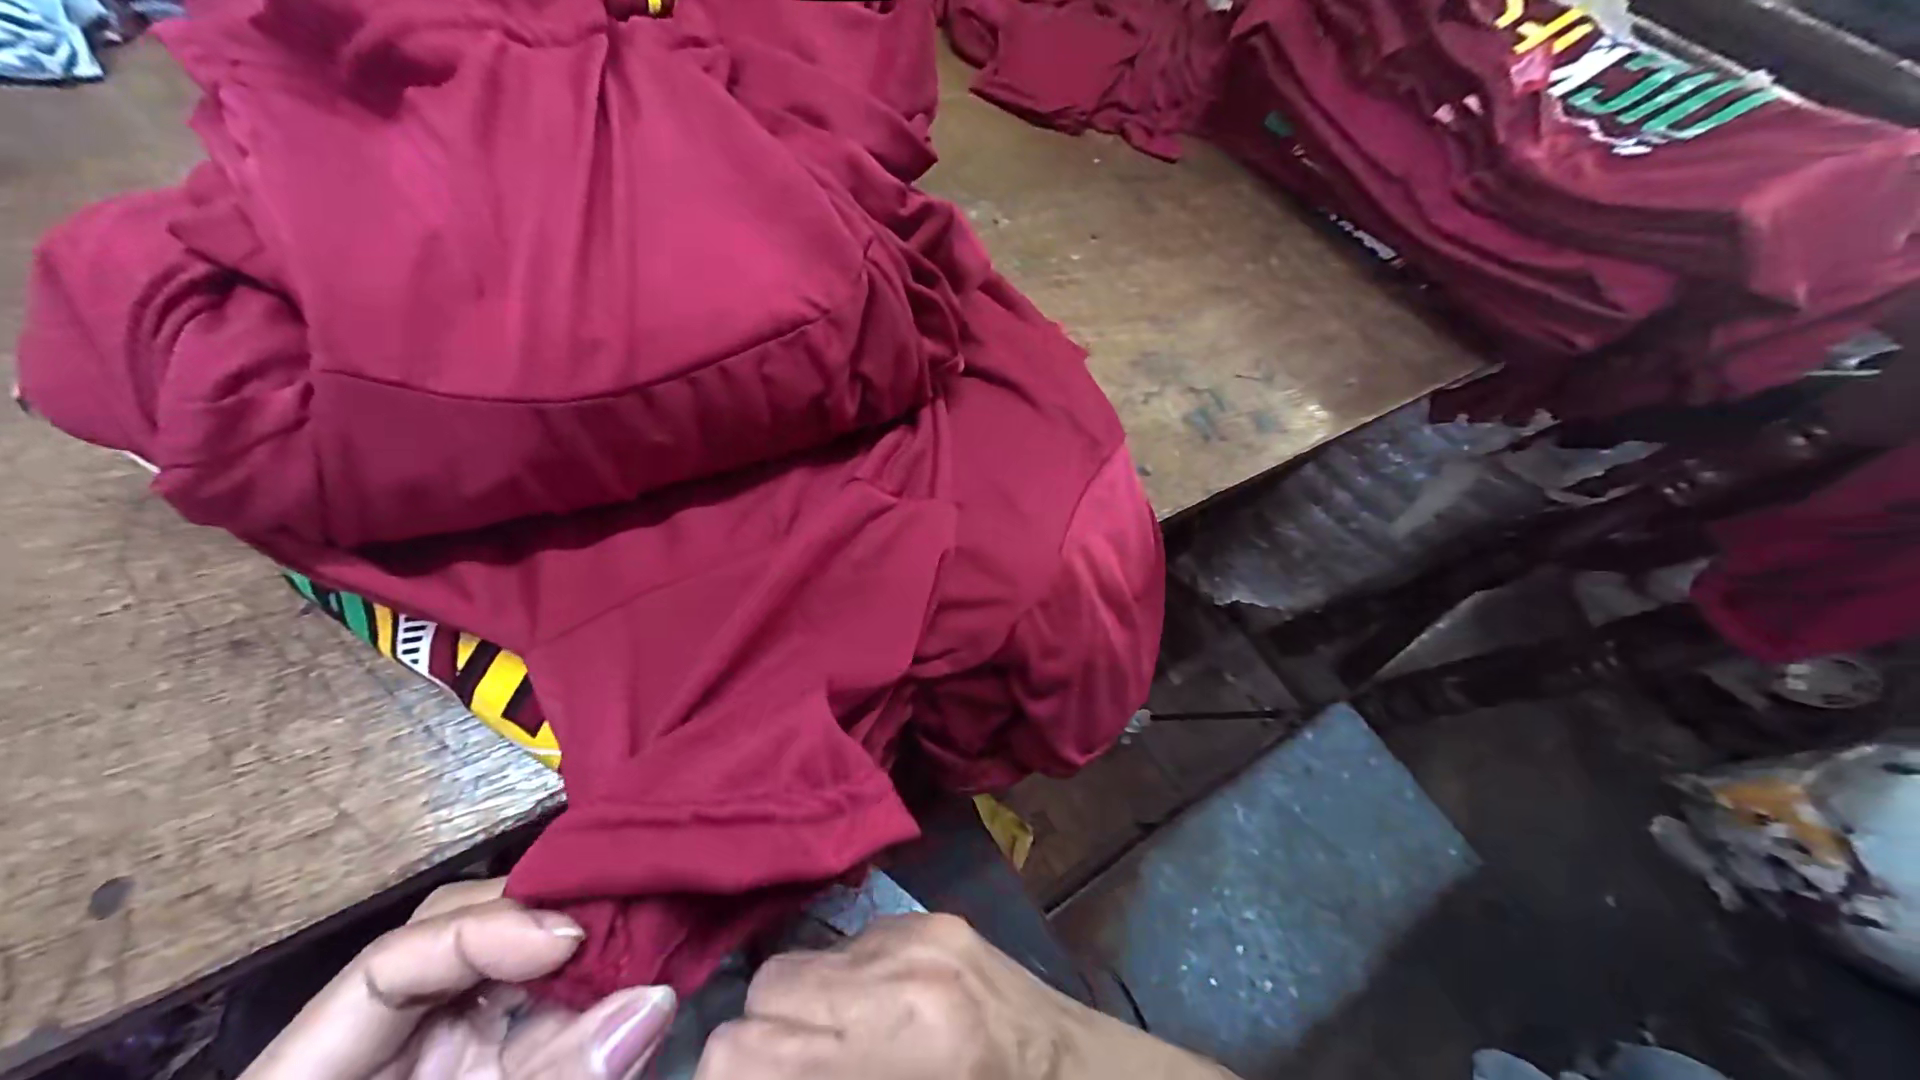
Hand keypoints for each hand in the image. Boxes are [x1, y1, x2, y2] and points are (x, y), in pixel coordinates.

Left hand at [243, 878, 676, 1079]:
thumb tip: (654, 1003)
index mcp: (316, 1079)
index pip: (390, 967)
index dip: (481, 933)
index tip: (569, 940)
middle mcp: (391, 1050)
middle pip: (464, 947)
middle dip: (550, 928)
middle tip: (629, 922)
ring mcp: (449, 1060)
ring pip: (520, 974)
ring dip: (588, 961)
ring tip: (652, 947)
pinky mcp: (499, 1071)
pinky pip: (552, 1019)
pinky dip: (601, 1008)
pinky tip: (645, 1000)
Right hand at [694, 913, 1233, 1079]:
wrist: (1081, 1076)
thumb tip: (754, 1067)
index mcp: (900, 1045)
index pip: (747, 1048)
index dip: (728, 1075)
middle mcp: (903, 971)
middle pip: (768, 986)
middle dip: (765, 1037)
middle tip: (793, 1071)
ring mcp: (920, 931)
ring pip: (805, 957)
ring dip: (807, 1005)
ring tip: (843, 1044)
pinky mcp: (933, 916)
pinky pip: (852, 941)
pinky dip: (847, 979)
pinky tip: (880, 1011)